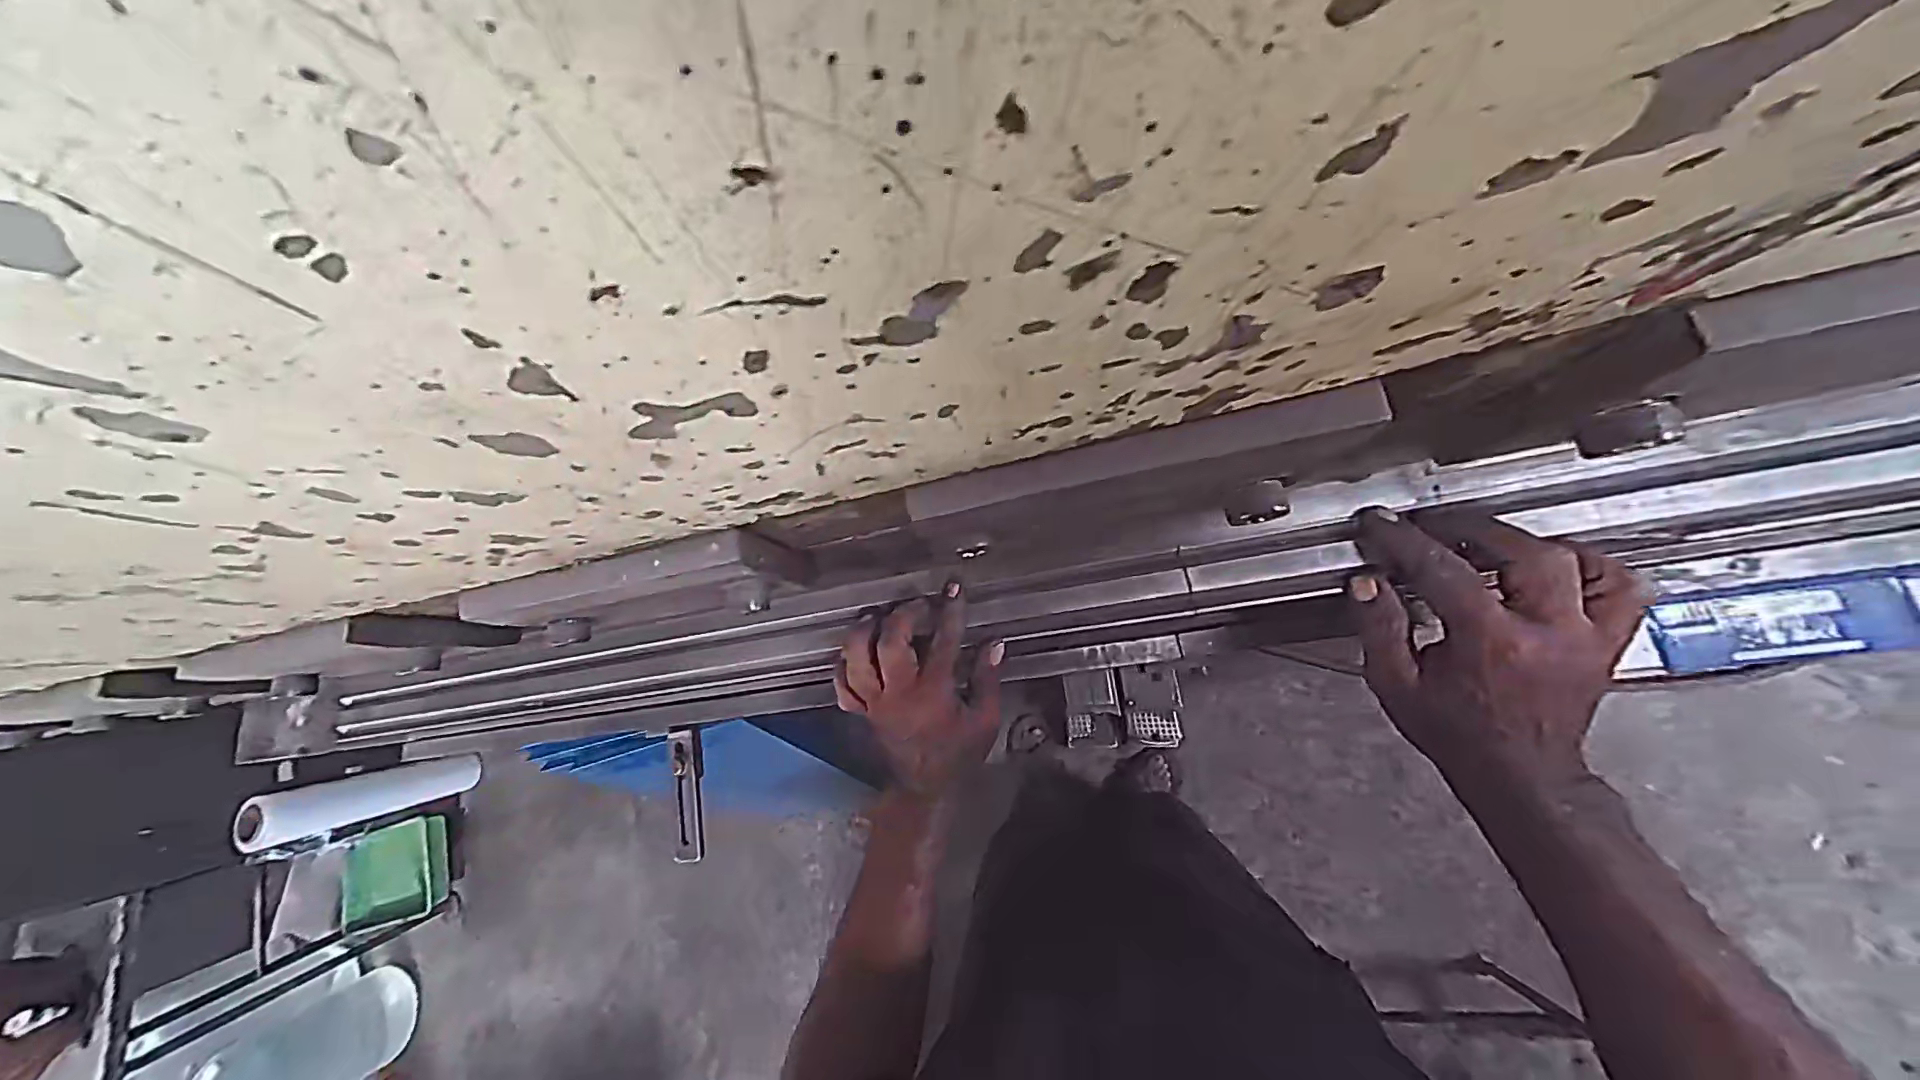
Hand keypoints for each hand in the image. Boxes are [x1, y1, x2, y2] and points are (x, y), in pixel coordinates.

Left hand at [835, 583, 1003, 797]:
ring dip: (864, 632)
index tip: (953, 589)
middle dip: (903, 615)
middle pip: (891, 642)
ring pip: (857, 660)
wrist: (926, 788)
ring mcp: (875, 702)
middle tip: (917, 604)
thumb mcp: (985, 718)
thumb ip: (987, 678)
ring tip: (876, 616)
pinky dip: (842, 665)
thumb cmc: (959, 753)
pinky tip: (853, 651)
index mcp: (933, 692)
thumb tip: (993, 644)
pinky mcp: (862, 712)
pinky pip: (842, 686)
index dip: (950, 611)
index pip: (944, 641)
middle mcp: (899, 693)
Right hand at [1346, 508, 1649, 786]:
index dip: (1405, 540)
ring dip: (1520, 540)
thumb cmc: (1457, 733)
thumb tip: (1367, 583)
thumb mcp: (1395, 683)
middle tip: (1431, 524)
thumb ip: (1379, 628)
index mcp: (1493, 644)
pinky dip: (1584, 563)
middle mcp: (1551, 635)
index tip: (1383, 525)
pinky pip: (1617, 585)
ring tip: (1481, 539)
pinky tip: (1549, 561)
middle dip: (1466, 527)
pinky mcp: (1607, 641)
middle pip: (1520, 551)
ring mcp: (1588, 637)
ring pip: (1573, 559)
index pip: (1445, 570)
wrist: (1519, 773)